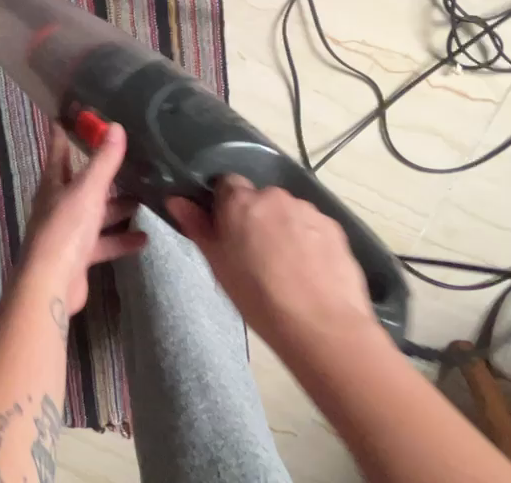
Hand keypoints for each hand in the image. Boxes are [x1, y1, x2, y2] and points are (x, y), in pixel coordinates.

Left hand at [21, 124, 148, 316]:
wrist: (51, 283)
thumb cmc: (64, 229)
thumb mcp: (87, 190)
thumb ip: (104, 162)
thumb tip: (116, 127)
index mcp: (54, 183)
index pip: (59, 150)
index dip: (63, 133)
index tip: (71, 116)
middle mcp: (58, 203)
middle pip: (82, 183)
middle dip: (103, 173)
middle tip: (128, 161)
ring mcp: (68, 231)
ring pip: (96, 213)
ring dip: (117, 208)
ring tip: (144, 200)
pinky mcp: (79, 255)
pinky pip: (104, 243)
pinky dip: (122, 240)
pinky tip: (144, 238)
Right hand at [167, 177, 378, 354]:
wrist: (321, 326)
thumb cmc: (258, 297)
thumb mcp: (218, 264)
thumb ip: (196, 226)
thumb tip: (175, 199)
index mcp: (240, 201)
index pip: (227, 184)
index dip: (225, 205)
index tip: (227, 230)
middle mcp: (274, 196)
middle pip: (260, 198)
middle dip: (256, 218)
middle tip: (255, 253)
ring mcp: (308, 210)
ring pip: (287, 212)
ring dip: (283, 228)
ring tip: (286, 266)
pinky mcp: (335, 228)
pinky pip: (313, 226)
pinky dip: (308, 241)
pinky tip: (309, 271)